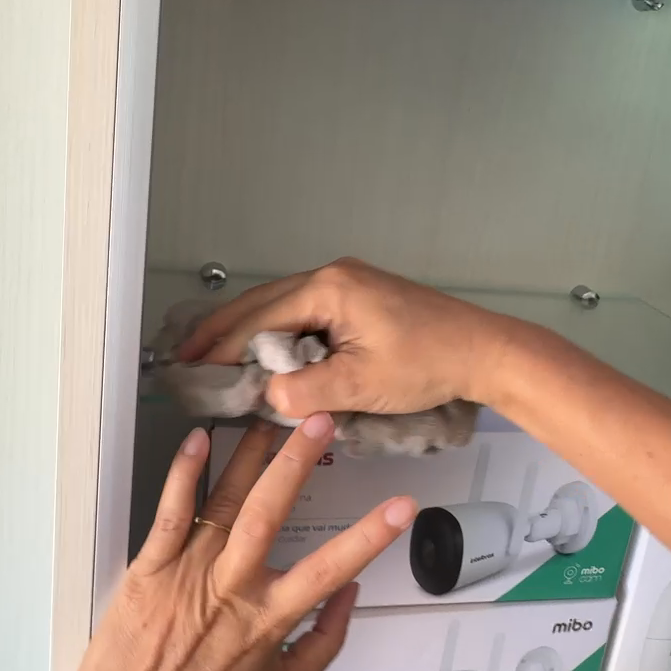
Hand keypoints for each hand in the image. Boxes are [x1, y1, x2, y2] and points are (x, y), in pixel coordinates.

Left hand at [25, 415, 416, 670]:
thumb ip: (324, 642)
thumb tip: (351, 591)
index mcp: (266, 620)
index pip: (330, 569)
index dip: (370, 535)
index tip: (402, 504)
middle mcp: (230, 587)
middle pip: (268, 513)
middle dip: (296, 462)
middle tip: (320, 421)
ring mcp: (187, 572)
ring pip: (223, 502)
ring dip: (249, 455)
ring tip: (270, 418)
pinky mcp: (150, 567)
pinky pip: (168, 513)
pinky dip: (183, 474)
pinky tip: (199, 439)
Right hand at [175, 259, 521, 420]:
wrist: (482, 351)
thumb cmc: (426, 364)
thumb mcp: (361, 385)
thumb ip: (306, 390)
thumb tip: (267, 395)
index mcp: (330, 288)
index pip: (260, 316)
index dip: (222, 343)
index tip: (190, 366)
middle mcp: (334, 275)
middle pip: (266, 301)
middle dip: (226, 329)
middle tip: (188, 355)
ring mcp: (349, 282)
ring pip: (286, 305)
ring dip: (253, 330)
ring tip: (219, 356)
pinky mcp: (361, 296)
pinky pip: (308, 311)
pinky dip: (283, 331)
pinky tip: (270, 352)